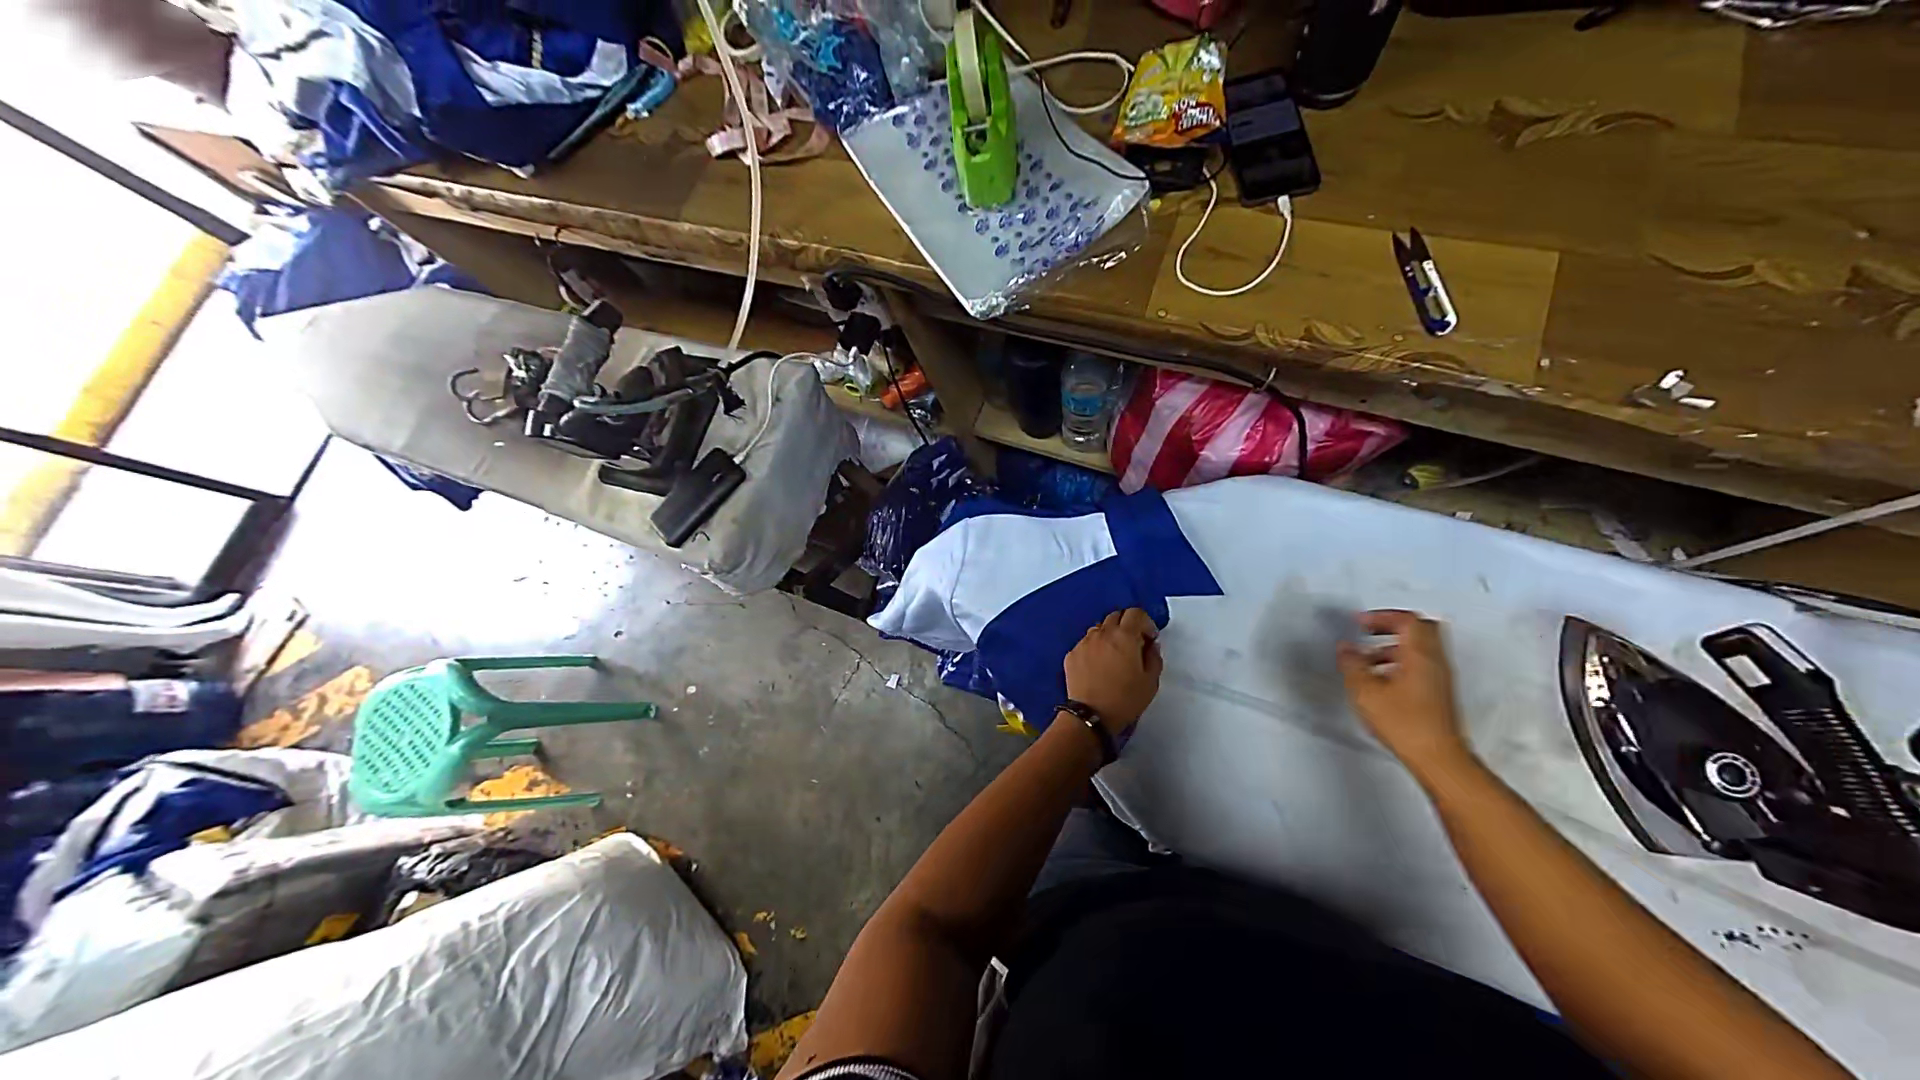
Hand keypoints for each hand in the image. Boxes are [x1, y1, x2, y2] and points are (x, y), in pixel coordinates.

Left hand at [1063, 608, 1163, 733]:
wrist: (1091, 716)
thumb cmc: (1126, 699)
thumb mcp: (1151, 681)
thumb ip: (1153, 656)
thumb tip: (1149, 644)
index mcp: (1124, 636)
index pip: (1135, 613)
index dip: (1145, 623)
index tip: (1148, 639)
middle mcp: (1102, 634)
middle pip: (1116, 616)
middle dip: (1127, 625)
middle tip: (1133, 645)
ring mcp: (1084, 643)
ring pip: (1099, 628)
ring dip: (1109, 635)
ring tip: (1114, 656)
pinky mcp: (1071, 654)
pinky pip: (1086, 643)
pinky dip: (1095, 648)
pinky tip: (1098, 666)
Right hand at [1335, 610, 1469, 775]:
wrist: (1438, 757)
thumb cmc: (1406, 723)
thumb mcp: (1365, 691)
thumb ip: (1352, 664)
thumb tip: (1346, 648)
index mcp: (1420, 655)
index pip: (1408, 620)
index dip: (1381, 616)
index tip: (1360, 622)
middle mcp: (1435, 662)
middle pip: (1421, 628)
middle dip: (1392, 625)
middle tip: (1369, 630)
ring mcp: (1440, 678)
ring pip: (1420, 648)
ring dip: (1393, 646)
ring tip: (1367, 659)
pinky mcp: (1439, 693)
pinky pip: (1421, 665)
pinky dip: (1400, 662)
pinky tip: (1380, 680)